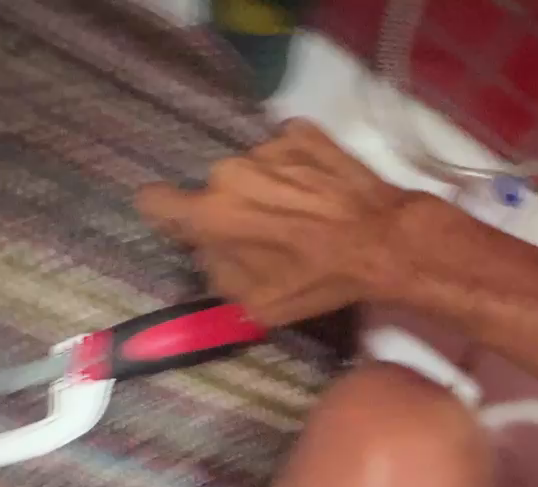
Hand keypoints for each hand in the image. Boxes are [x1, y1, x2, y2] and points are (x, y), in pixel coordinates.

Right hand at [135, 120, 423, 324]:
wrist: (382, 241)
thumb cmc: (318, 280)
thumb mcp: (260, 304)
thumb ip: (220, 277)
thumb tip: (210, 258)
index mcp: (213, 214)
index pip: (156, 202)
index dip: (166, 215)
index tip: (183, 225)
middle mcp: (231, 171)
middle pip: (217, 192)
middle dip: (233, 212)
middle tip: (267, 235)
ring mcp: (267, 146)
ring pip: (252, 171)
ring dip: (267, 190)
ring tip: (302, 214)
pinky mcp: (301, 132)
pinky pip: (285, 152)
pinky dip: (296, 170)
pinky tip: (320, 193)